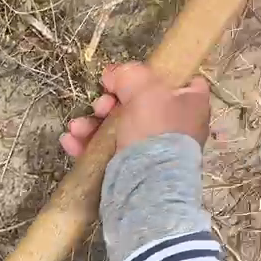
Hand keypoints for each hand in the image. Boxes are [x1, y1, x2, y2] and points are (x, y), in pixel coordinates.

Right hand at [60, 61, 210, 158]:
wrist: (146, 187)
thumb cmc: (155, 132)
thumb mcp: (146, 90)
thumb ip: (130, 75)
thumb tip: (113, 73)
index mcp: (190, 103)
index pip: (177, 80)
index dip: (151, 75)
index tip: (127, 77)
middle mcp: (173, 126)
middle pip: (138, 104)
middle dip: (110, 103)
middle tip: (100, 106)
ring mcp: (149, 150)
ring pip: (116, 128)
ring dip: (92, 124)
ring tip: (78, 127)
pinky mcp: (128, 170)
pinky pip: (104, 151)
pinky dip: (86, 145)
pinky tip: (70, 141)